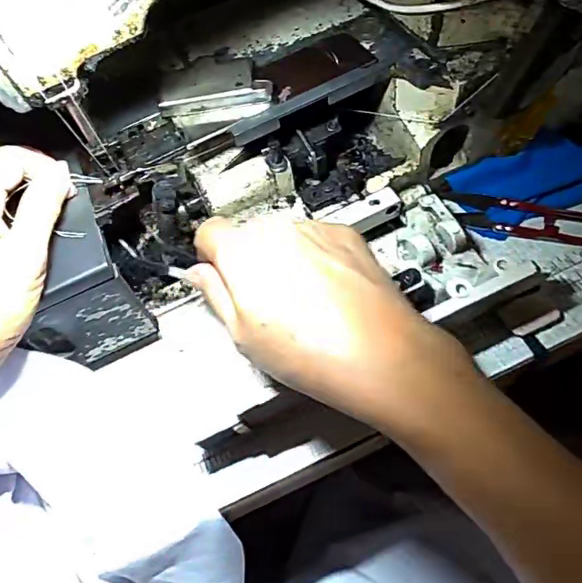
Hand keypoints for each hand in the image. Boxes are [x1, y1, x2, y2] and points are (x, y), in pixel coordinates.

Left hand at [0, 146, 73, 357]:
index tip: (65, 186)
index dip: (42, 166)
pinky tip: (7, 224)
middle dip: (23, 166)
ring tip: (31, 199)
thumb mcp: (29, 252)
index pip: (7, 158)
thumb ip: (44, 204)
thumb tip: (58, 174)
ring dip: (3, 180)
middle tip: (53, 187)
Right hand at [184, 217, 488, 440]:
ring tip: (300, 305)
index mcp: (242, 251)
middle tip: (262, 302)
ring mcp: (313, 230)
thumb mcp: (244, 335)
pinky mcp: (344, 235)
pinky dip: (316, 258)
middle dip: (248, 260)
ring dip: (284, 259)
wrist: (380, 352)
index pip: (208, 231)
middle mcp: (277, 231)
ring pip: (284, 236)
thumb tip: (202, 277)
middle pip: (247, 234)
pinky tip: (325, 294)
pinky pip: (317, 238)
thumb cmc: (315, 352)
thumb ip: (215, 295)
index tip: (216, 273)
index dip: (209, 255)